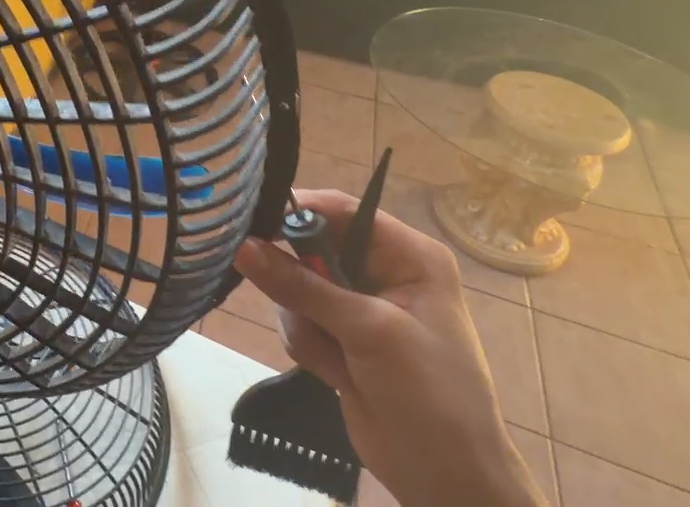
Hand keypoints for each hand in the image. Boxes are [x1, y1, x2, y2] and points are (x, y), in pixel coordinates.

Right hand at [234, 188, 545, 506]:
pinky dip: (306, 344)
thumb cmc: (430, 394)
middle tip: (296, 304)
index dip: (296, 210)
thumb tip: (241, 246)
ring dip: (303, 321)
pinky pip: (296, 318)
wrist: (447, 480)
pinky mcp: (340, 336)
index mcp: (408, 255)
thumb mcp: (369, 332)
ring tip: (335, 357)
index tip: (250, 223)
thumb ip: (302, 286)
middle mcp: (383, 271)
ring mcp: (359, 305)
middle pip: (309, 247)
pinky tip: (335, 374)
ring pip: (295, 286)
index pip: (340, 210)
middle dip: (297, 281)